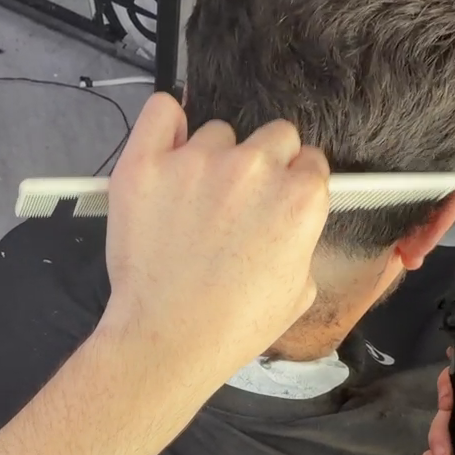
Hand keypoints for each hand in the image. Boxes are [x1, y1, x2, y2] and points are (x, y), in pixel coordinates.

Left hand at [95, 93, 330, 393]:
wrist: (167, 343)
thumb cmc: (231, 329)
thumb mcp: (298, 294)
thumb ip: (304, 242)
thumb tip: (293, 223)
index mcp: (299, 199)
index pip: (308, 161)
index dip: (291, 185)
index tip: (272, 206)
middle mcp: (254, 168)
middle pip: (273, 136)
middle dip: (262, 166)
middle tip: (236, 208)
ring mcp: (198, 162)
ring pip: (216, 133)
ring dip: (210, 160)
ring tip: (191, 210)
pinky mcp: (146, 165)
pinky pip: (160, 112)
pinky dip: (164, 126)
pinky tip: (165, 153)